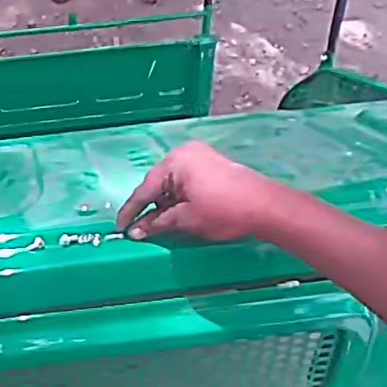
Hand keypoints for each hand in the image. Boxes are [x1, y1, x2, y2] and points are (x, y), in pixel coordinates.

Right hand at [116, 142, 288, 241]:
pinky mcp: (212, 166)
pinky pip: (185, 182)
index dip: (130, 212)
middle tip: (137, 228)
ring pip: (171, 184)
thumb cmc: (224, 211)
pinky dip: (177, 198)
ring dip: (163, 204)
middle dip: (147, 206)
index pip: (144, 189)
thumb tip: (136, 232)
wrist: (267, 207)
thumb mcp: (185, 219)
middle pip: (157, 184)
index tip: (119, 228)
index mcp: (175, 161)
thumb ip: (157, 223)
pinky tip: (174, 214)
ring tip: (156, 225)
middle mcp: (185, 153)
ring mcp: (200, 157)